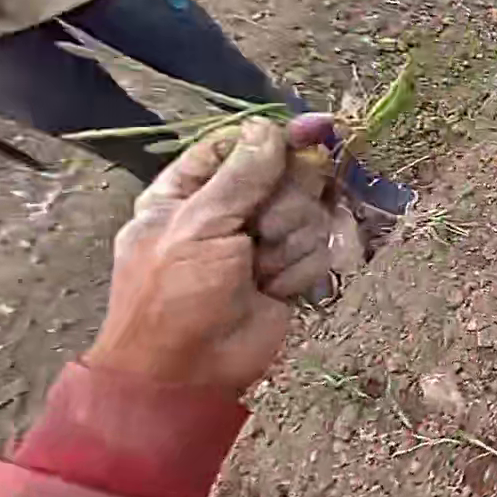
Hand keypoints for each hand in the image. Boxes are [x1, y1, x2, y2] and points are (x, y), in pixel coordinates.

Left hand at [85, 116, 337, 392]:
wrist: (193, 369)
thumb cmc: (176, 295)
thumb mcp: (198, 227)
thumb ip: (240, 178)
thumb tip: (268, 128)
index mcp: (189, 194)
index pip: (240, 148)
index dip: (277, 137)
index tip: (319, 127)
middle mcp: (233, 212)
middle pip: (288, 179)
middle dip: (285, 207)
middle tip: (264, 233)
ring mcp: (267, 241)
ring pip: (311, 216)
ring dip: (291, 246)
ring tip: (260, 273)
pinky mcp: (295, 268)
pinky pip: (320, 250)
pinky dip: (301, 271)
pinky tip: (275, 290)